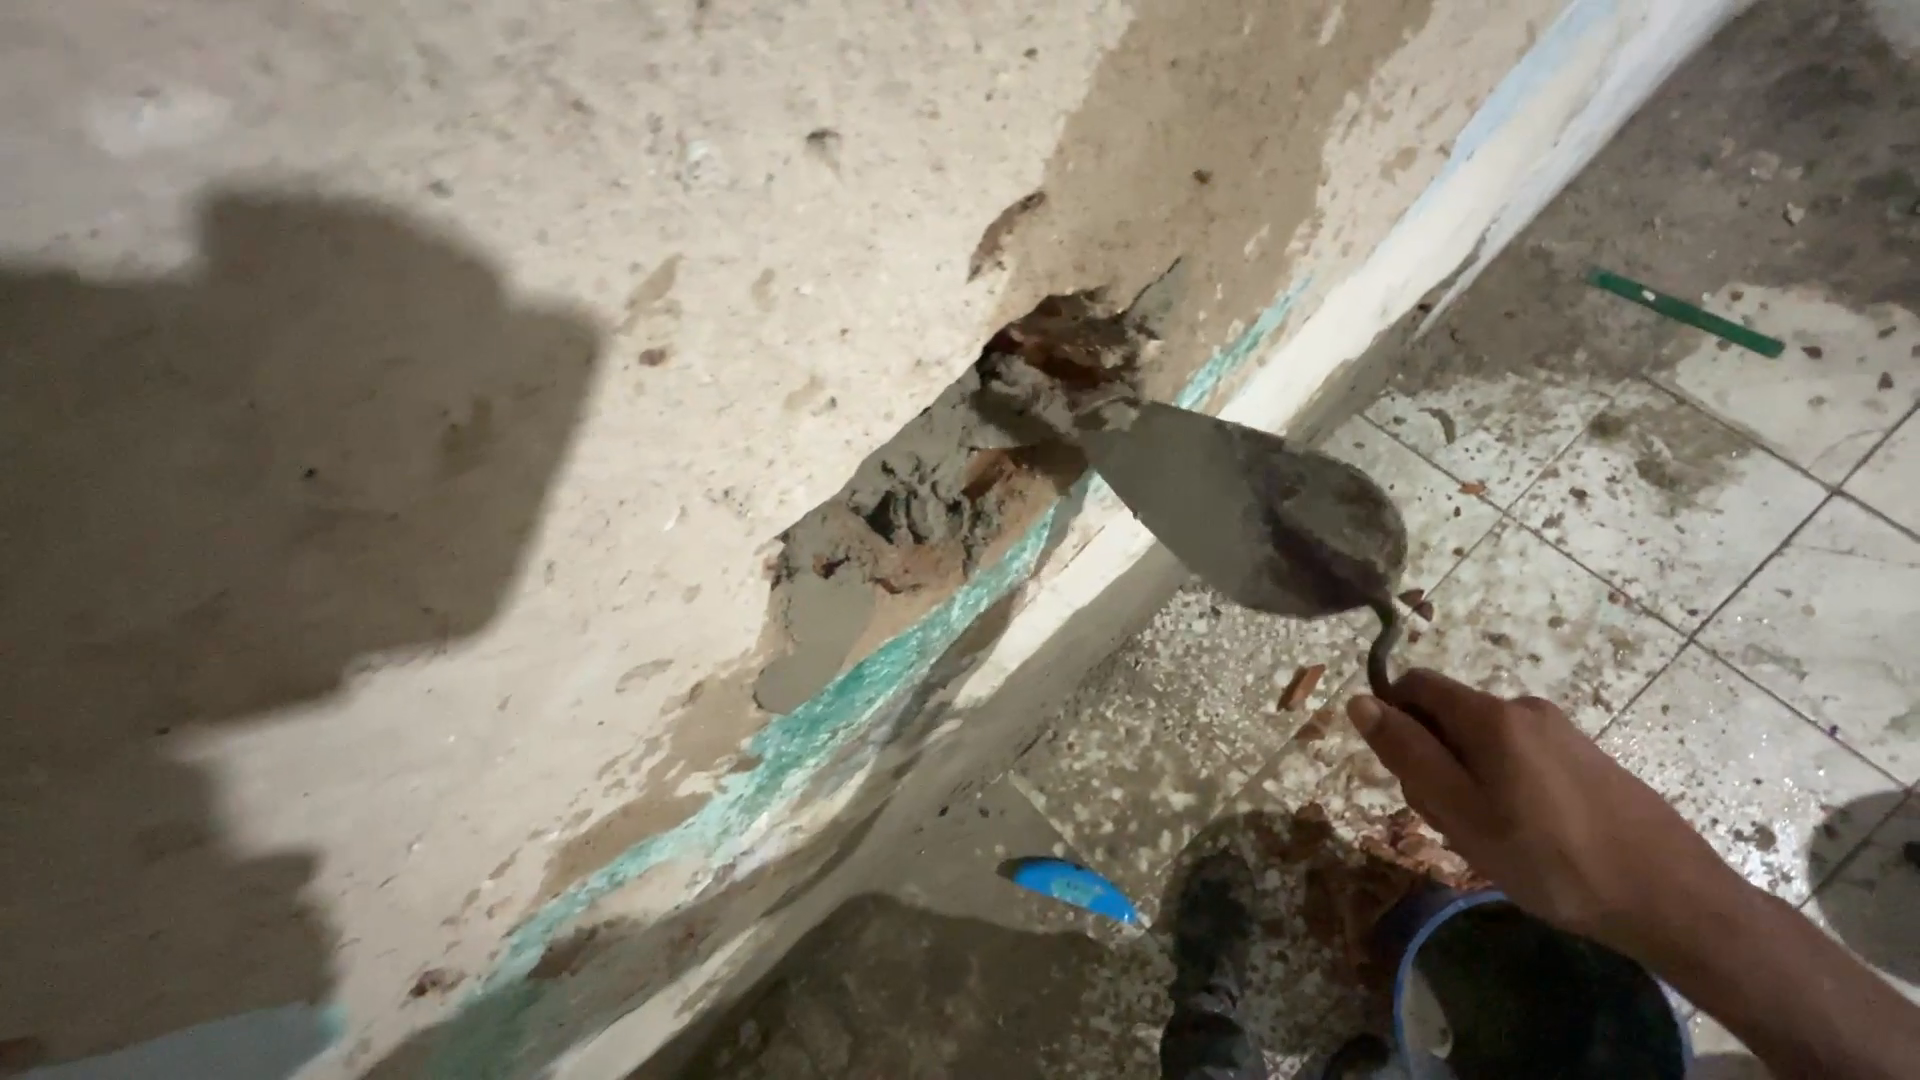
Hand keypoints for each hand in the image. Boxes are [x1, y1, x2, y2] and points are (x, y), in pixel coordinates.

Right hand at [1346, 670, 1741, 958]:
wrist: (1675, 901)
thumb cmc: (1550, 859)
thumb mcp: (1458, 811)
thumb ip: (1406, 753)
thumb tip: (1359, 701)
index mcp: (1489, 715)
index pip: (1413, 685)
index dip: (1392, 719)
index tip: (1408, 775)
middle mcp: (1524, 708)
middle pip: (1446, 716)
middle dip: (1432, 759)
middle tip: (1453, 821)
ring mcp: (1561, 732)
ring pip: (1482, 742)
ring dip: (1467, 779)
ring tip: (1492, 837)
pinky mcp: (1587, 758)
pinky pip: (1519, 757)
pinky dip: (1504, 786)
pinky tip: (1528, 836)